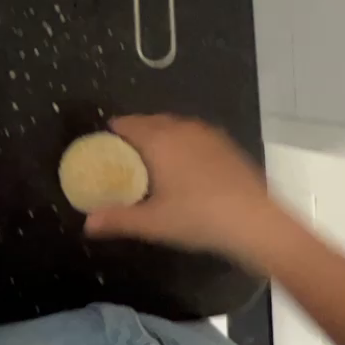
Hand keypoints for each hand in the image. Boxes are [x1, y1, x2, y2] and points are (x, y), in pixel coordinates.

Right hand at [82, 115, 293, 267]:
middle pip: (150, 121)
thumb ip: (118, 219)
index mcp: (159, 140)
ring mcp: (207, 134)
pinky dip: (182, 143)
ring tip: (152, 158)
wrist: (257, 222)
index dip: (113, 131)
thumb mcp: (153, 223)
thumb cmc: (199, 218)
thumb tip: (87, 224)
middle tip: (124, 154)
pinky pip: (194, 135)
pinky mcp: (226, 145)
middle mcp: (181, 128)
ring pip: (174, 126)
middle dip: (135, 132)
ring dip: (160, 135)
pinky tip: (185, 165)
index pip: (128, 124)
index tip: (104, 144)